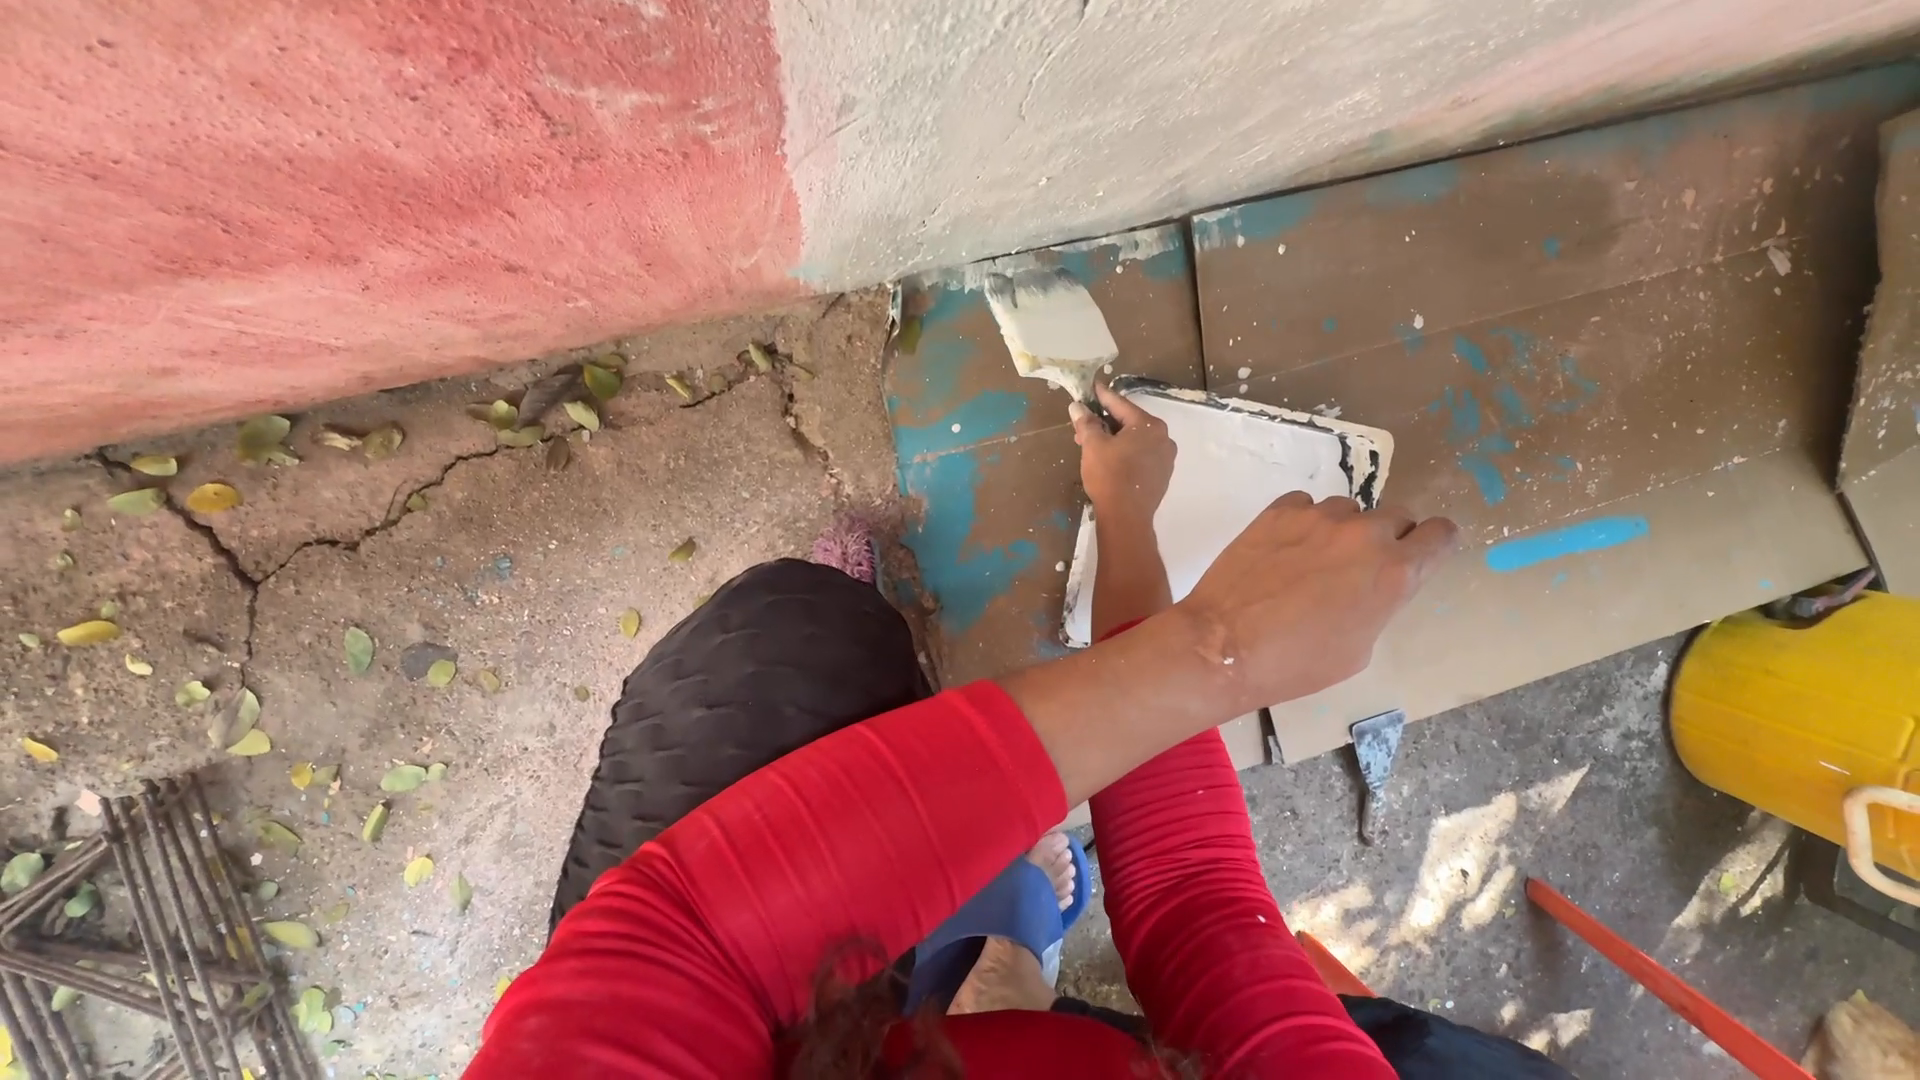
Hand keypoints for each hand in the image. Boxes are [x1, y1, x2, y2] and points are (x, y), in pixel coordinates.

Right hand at [1070, 382, 1174, 524]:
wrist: (1127, 517)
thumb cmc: (1110, 476)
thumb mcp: (1093, 445)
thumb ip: (1086, 423)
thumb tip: (1077, 407)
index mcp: (1149, 425)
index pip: (1120, 404)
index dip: (1102, 396)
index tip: (1092, 387)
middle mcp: (1164, 437)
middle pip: (1129, 423)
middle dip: (1105, 423)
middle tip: (1083, 427)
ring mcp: (1166, 457)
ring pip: (1135, 440)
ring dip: (1114, 440)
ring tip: (1093, 447)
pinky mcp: (1162, 475)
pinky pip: (1142, 456)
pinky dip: (1126, 453)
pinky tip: (1110, 461)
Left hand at [1172, 493, 1457, 709]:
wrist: (1224, 644)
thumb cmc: (1295, 663)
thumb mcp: (1359, 647)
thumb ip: (1380, 603)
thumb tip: (1372, 585)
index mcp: (1395, 572)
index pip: (1440, 534)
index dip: (1431, 543)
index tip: (1419, 551)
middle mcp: (1364, 535)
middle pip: (1396, 516)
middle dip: (1386, 537)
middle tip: (1358, 565)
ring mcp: (1318, 517)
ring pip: (1348, 509)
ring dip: (1340, 529)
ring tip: (1312, 560)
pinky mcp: (1277, 512)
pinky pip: (1304, 504)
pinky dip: (1301, 521)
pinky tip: (1284, 548)